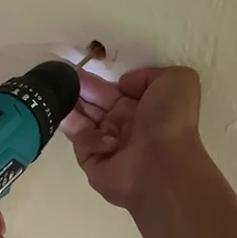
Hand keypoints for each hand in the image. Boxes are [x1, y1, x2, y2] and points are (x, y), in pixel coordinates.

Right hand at [60, 66, 203, 210]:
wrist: (162, 166)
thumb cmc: (170, 122)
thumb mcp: (176, 80)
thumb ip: (148, 75)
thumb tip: (122, 85)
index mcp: (141, 107)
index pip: (111, 92)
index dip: (94, 82)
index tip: (76, 71)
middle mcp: (124, 126)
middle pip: (93, 105)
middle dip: (78, 91)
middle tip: (60, 80)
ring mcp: (107, 146)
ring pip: (82, 123)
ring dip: (72, 109)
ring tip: (60, 96)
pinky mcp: (93, 164)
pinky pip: (83, 144)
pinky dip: (92, 139)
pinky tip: (109, 143)